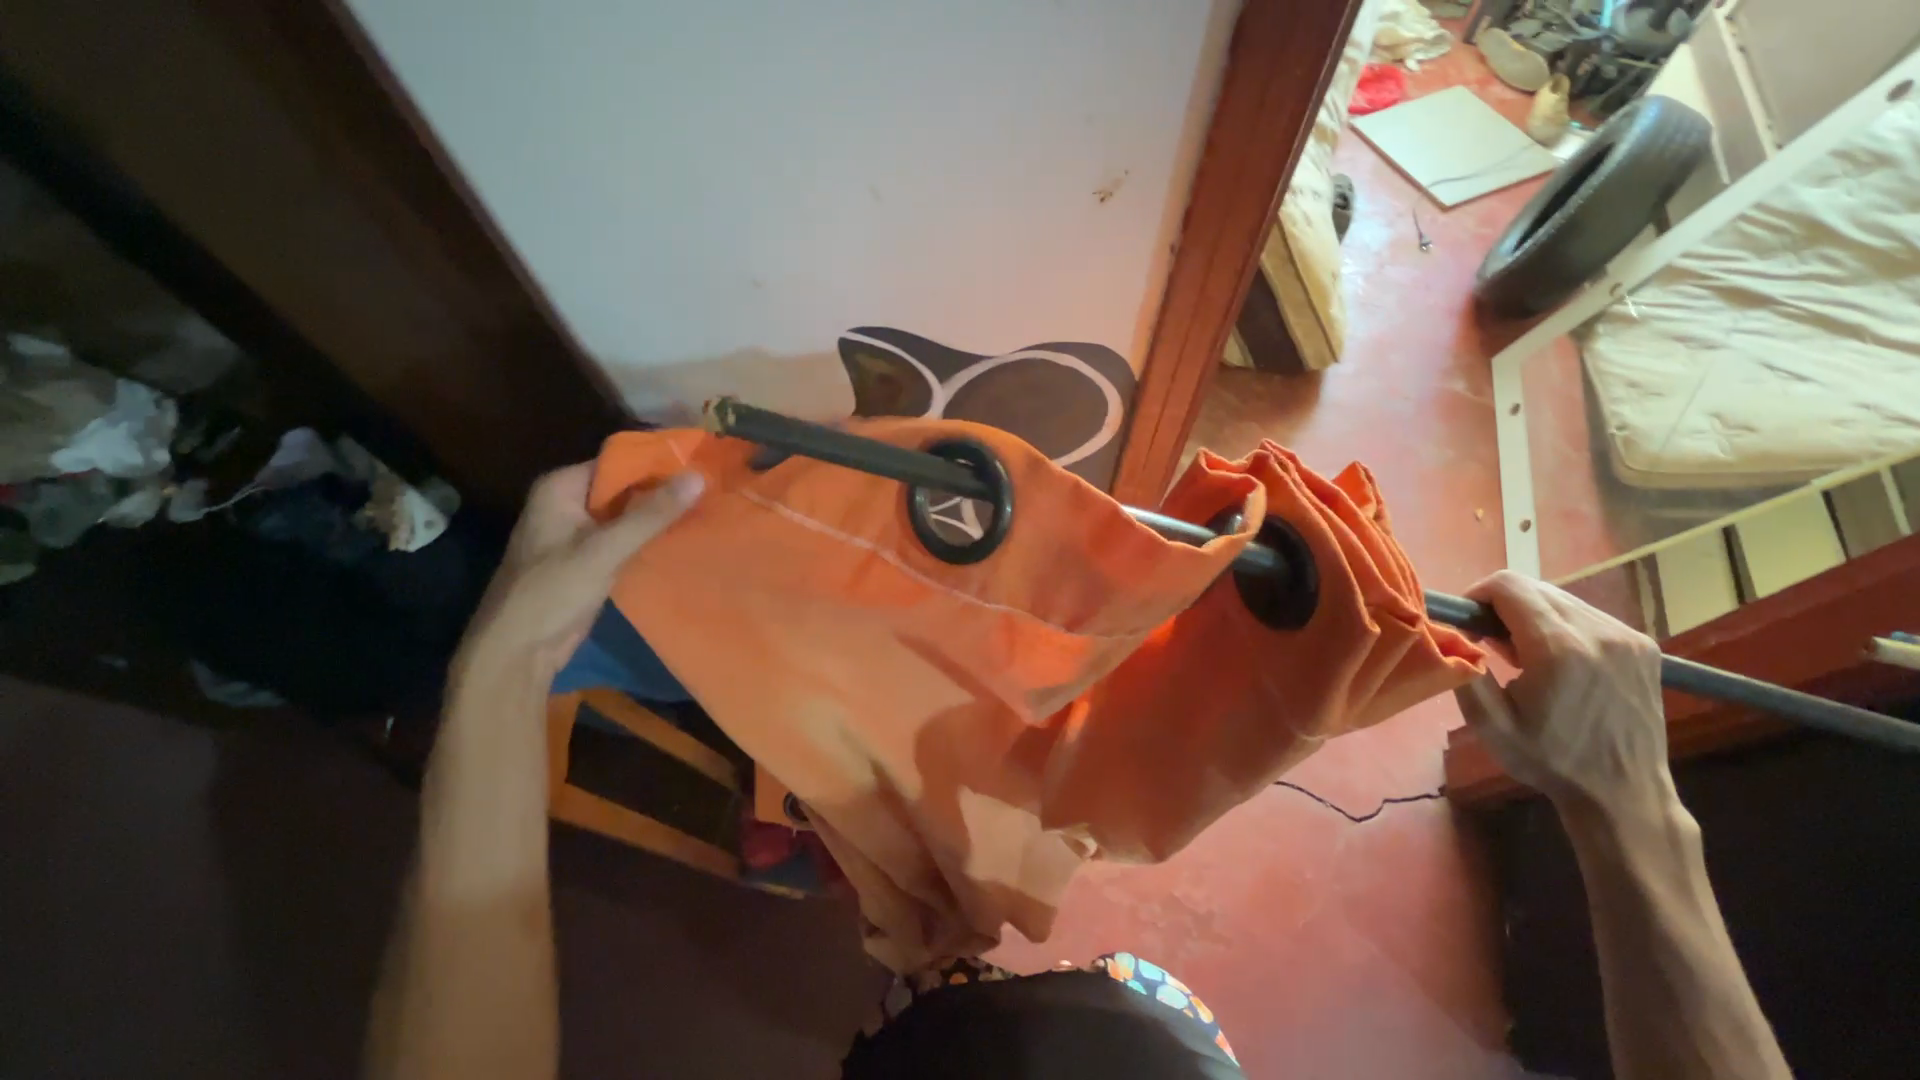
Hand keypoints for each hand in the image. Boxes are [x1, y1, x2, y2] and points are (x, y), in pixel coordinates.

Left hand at [451, 463, 703, 685]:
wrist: (518, 651)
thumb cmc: (553, 591)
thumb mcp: (605, 549)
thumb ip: (652, 514)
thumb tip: (699, 477)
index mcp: (560, 488)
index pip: (617, 463)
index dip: (658, 464)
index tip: (700, 467)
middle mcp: (567, 503)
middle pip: (624, 488)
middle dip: (663, 492)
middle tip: (711, 491)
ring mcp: (578, 533)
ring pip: (628, 515)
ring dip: (659, 518)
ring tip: (707, 512)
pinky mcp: (589, 560)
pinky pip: (625, 540)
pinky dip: (649, 540)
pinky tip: (683, 540)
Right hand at [1453, 570, 1672, 816]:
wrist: (1624, 792)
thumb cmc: (1548, 759)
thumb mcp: (1489, 723)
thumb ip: (1466, 669)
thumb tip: (1451, 632)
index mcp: (1558, 649)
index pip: (1508, 586)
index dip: (1477, 596)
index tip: (1468, 624)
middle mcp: (1598, 632)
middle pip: (1534, 587)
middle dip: (1503, 606)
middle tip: (1493, 644)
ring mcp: (1627, 636)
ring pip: (1560, 598)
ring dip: (1532, 615)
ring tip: (1526, 655)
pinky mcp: (1643, 644)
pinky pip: (1588, 614)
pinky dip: (1562, 625)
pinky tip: (1558, 660)